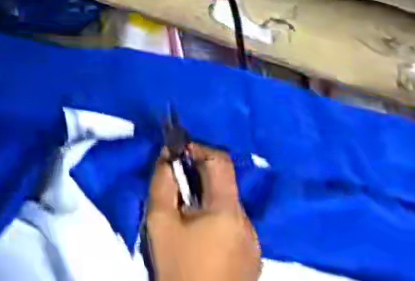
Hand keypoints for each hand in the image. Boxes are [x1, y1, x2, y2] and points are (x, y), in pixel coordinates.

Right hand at [146, 145, 260, 280]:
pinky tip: (197, 233)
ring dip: (206, 198)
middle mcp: (248, 224)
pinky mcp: (252, 261)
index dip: (197, 147)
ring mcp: (254, 245)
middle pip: (225, 184)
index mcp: (229, 211)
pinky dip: (215, 218)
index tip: (175, 152)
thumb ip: (162, 181)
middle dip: (198, 176)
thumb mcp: (160, 220)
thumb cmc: (179, 266)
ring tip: (183, 210)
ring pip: (228, 205)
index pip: (221, 161)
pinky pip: (233, 226)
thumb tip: (168, 155)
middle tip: (173, 182)